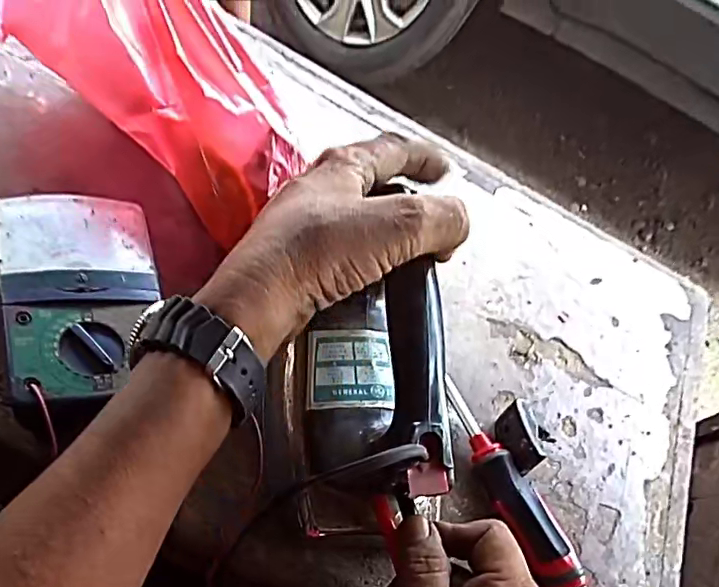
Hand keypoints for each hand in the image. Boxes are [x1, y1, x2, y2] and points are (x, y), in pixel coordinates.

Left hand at [195, 133, 469, 357]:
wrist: (258, 305)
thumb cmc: (308, 257)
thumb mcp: (392, 228)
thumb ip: (436, 219)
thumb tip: (460, 222)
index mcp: (340, 169)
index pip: (394, 150)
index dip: (426, 159)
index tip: (445, 172)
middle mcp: (317, 194)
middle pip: (373, 186)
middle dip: (406, 201)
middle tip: (429, 220)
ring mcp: (303, 231)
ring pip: (355, 224)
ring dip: (385, 236)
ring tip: (406, 256)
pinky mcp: (296, 266)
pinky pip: (340, 257)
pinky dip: (364, 264)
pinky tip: (372, 282)